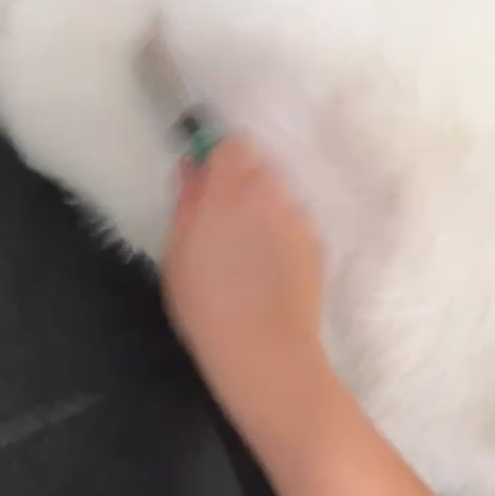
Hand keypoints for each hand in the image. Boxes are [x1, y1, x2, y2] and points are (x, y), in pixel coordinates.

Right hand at [163, 137, 333, 442]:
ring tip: (244, 250)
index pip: (229, 144)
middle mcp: (270, 193)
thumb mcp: (178, 253)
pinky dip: (279, 232)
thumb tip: (191, 168)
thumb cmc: (206, 306)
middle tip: (218, 220)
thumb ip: (186, 203)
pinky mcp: (316, 243)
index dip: (215, 158)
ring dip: (261, 206)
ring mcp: (299, 217)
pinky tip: (266, 267)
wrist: (265, 352)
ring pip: (277, 193)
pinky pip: (292, 221)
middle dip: (238, 182)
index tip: (203, 182)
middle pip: (256, 164)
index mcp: (230, 190)